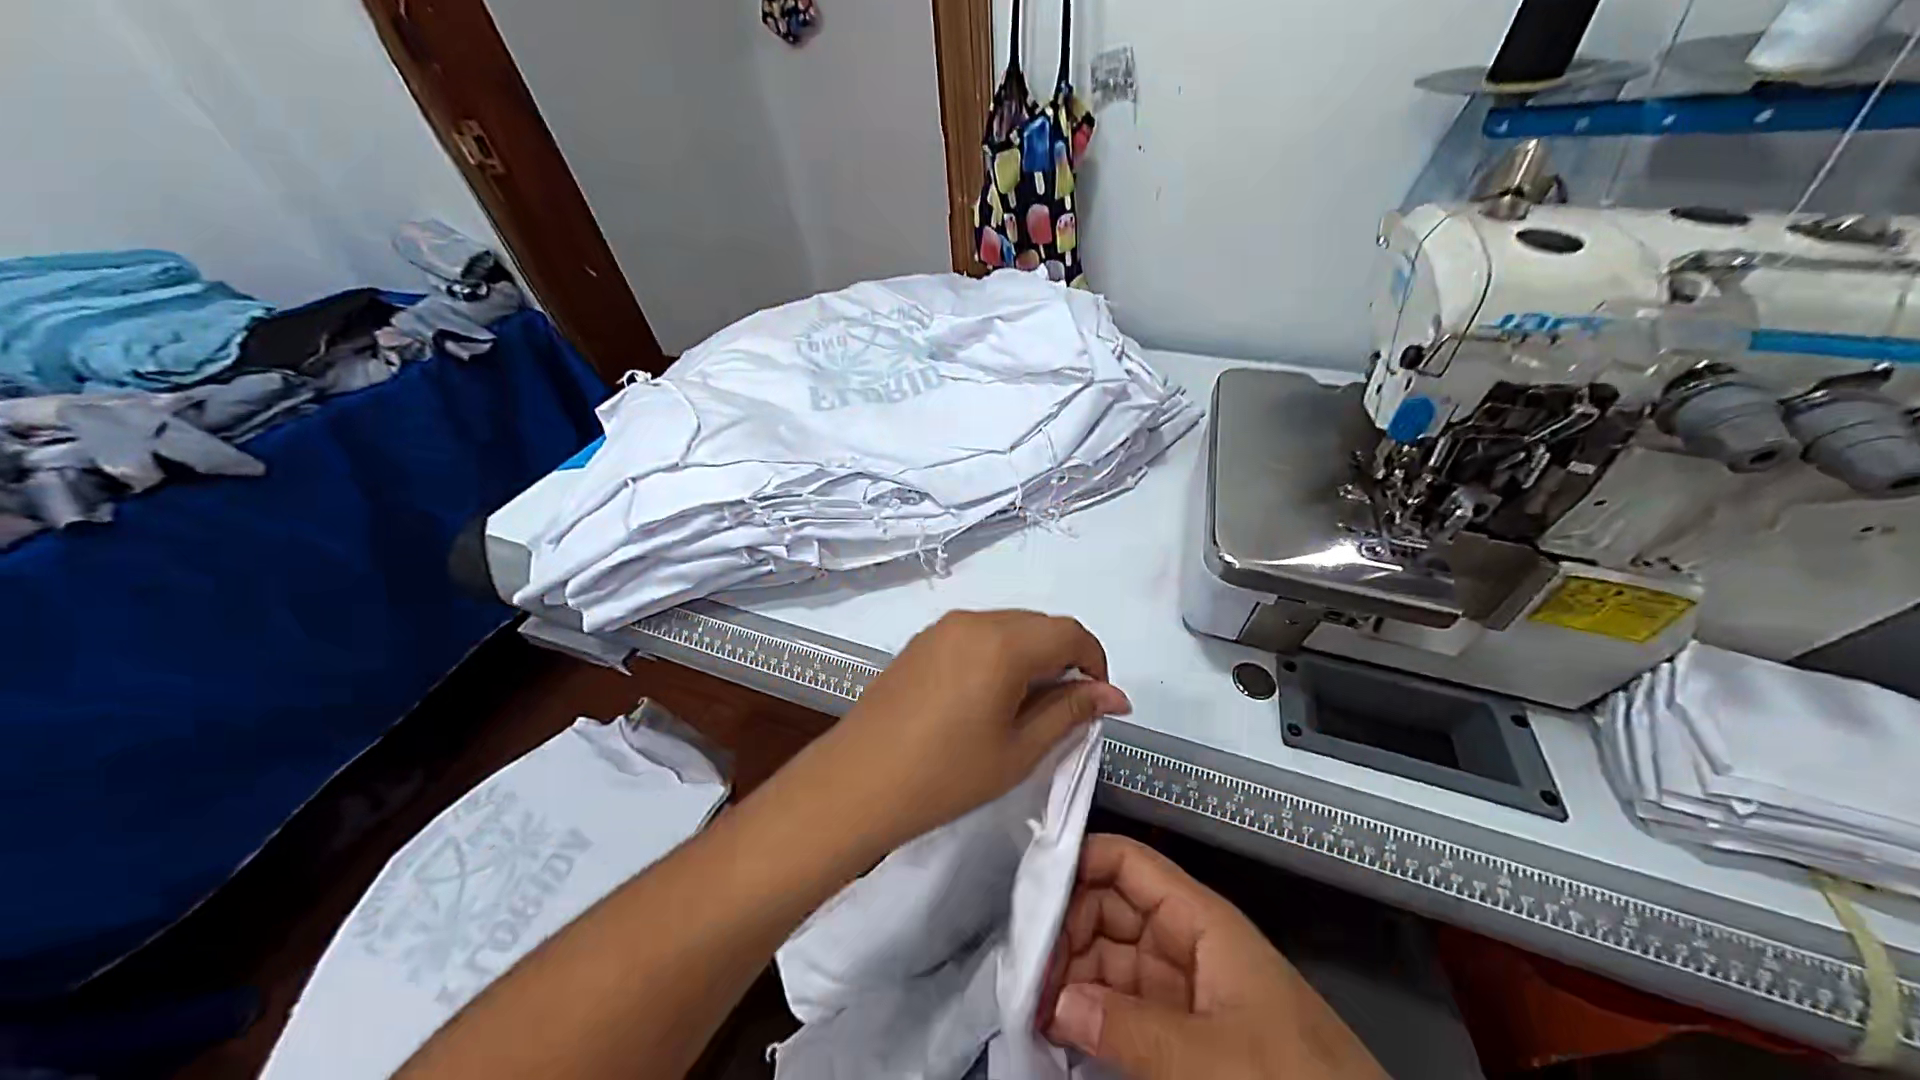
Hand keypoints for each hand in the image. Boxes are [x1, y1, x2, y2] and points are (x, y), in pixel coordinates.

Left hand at [808, 610, 1129, 849]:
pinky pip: (977, 635)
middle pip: (1039, 624)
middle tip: (1064, 709)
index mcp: (1002, 643)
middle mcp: (973, 621)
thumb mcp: (1019, 750)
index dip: (1095, 662)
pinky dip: (999, 655)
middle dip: (1064, 658)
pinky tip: (988, 697)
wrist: (858, 782)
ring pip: (1008, 627)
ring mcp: (942, 628)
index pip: (1070, 633)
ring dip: (1031, 656)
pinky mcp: (921, 641)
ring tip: (1026, 707)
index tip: (1097, 701)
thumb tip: (1115, 696)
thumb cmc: (946, 775)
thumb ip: (1070, 712)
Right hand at [1044, 834, 1387, 1079]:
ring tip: (1029, 1008)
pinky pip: (1116, 1006)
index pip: (1125, 863)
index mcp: (1198, 919)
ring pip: (1104, 958)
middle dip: (1061, 929)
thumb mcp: (1214, 1058)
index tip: (1027, 897)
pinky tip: (1054, 1031)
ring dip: (1065, 975)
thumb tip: (1054, 1002)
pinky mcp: (1174, 1034)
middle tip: (1024, 973)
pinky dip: (1083, 1013)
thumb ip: (1129, 1028)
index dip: (1077, 863)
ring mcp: (1176, 988)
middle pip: (1106, 907)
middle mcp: (1181, 941)